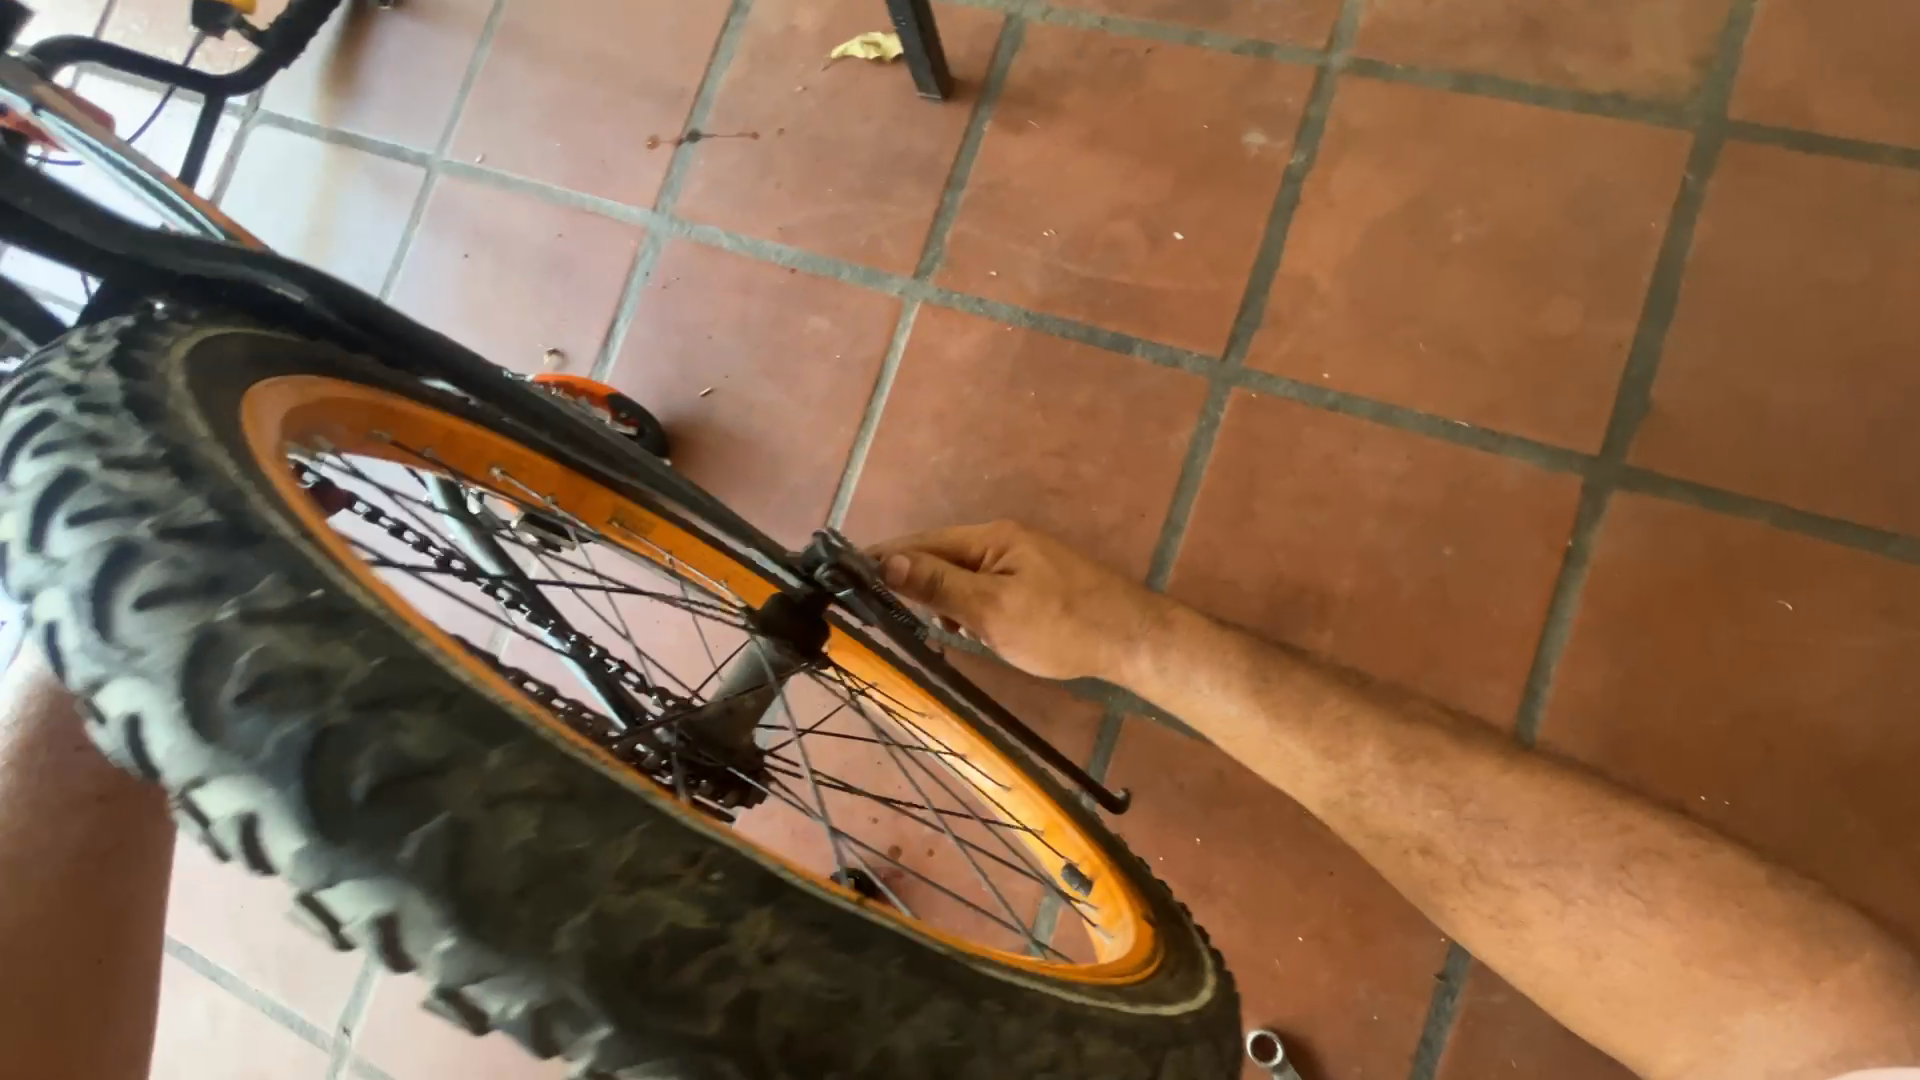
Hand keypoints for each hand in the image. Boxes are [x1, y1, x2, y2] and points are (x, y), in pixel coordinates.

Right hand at [869, 521, 1171, 681]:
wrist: (1131, 640)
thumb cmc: (1062, 625)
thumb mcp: (993, 609)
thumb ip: (940, 586)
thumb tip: (887, 562)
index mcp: (989, 538)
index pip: (922, 544)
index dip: (883, 558)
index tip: (845, 574)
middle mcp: (1000, 542)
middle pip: (938, 556)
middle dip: (907, 579)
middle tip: (868, 605)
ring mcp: (1017, 562)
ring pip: (959, 575)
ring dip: (936, 597)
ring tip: (911, 622)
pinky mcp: (1029, 584)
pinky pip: (981, 588)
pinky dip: (963, 607)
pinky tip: (958, 629)